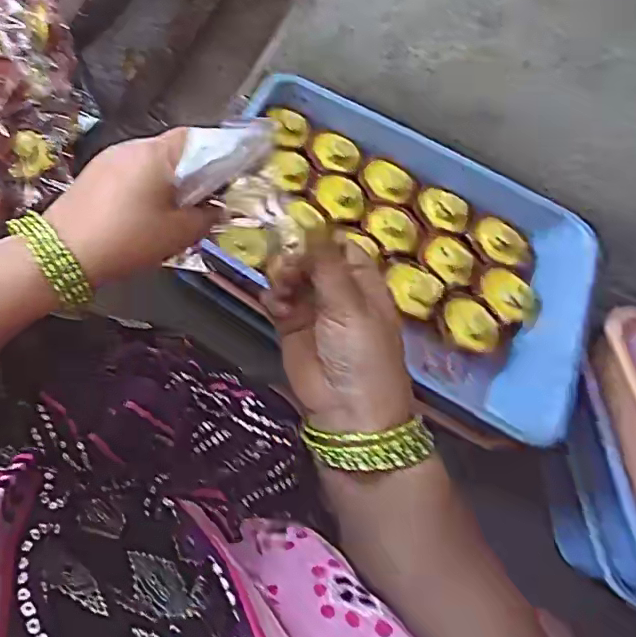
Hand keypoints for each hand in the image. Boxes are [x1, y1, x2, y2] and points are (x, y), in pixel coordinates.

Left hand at [42, 128, 217, 286]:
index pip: (198, 137)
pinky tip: (140, 216)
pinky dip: (140, 189)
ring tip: (169, 214)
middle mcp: (130, 146)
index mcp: (156, 152)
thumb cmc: (126, 240)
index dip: (218, 154)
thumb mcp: (177, 234)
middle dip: (190, 173)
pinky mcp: (90, 175)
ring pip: (147, 164)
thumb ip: (206, 217)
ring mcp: (106, 159)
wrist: (61, 253)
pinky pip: (126, 174)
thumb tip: (215, 207)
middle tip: (200, 203)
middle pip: (171, 150)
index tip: (227, 179)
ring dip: (163, 182)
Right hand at [261, 232, 414, 432]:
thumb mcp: (350, 307)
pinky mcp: (290, 325)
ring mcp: (312, 309)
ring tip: (280, 289)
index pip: (341, 248)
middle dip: (295, 257)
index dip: (320, 238)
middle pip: (310, 260)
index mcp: (363, 284)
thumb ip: (326, 267)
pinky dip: (272, 297)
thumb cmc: (361, 354)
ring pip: (290, 277)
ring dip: (281, 276)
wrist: (348, 409)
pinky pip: (276, 300)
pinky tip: (274, 305)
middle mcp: (338, 292)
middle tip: (285, 266)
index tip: (296, 231)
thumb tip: (312, 227)